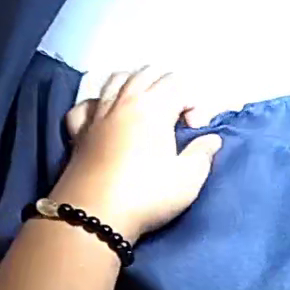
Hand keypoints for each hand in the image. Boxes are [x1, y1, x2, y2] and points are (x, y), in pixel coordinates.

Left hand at [51, 68, 221, 242]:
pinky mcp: (78, 131)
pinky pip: (88, 104)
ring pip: (116, 79)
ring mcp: (97, 113)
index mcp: (153, 107)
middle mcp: (124, 101)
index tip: (196, 134)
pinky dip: (101, 104)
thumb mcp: (189, 179)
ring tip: (147, 111)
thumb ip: (203, 154)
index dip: (195, 105)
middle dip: (168, 88)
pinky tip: (108, 119)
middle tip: (178, 119)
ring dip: (136, 86)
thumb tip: (211, 139)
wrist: (95, 216)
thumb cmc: (148, 194)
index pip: (179, 84)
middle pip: (147, 73)